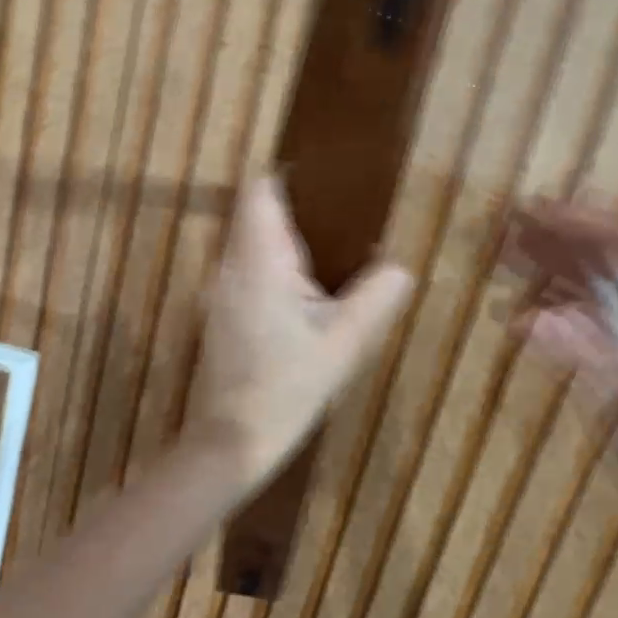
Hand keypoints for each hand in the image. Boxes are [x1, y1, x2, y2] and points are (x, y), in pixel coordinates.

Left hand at [185, 177, 412, 486]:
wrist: (231, 441)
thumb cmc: (287, 390)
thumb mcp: (345, 343)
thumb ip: (377, 297)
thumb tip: (399, 268)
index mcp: (256, 263)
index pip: (260, 192)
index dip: (290, 176)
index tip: (330, 179)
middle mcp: (228, 269)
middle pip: (257, 218)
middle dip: (301, 216)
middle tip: (351, 223)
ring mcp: (218, 294)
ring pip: (253, 249)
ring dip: (289, 249)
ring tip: (336, 259)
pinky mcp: (219, 317)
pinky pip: (249, 276)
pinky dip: (277, 274)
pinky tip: (308, 300)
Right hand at [503, 201, 617, 527]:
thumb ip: (587, 356)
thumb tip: (531, 320)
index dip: (593, 220)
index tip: (543, 209)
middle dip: (564, 238)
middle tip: (511, 229)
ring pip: (604, 286)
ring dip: (558, 268)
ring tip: (508, 260)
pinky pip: (596, 320)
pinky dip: (559, 309)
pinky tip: (524, 316)